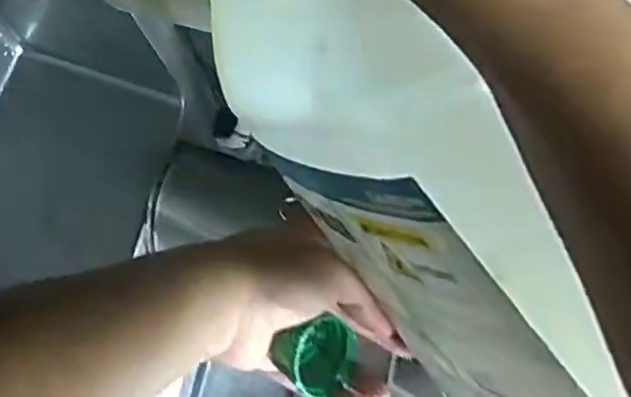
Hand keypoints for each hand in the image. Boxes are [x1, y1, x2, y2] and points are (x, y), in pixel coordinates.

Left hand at [205, 227, 407, 394]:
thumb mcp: (329, 269)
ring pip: (325, 343)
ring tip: (383, 390)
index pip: (340, 255)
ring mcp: (274, 313)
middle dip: (372, 329)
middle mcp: (285, 277)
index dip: (373, 278)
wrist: (220, 302)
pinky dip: (334, 390)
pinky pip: (306, 373)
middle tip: (408, 353)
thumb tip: (386, 326)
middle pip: (336, 303)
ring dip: (358, 370)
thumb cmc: (274, 274)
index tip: (410, 304)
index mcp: (296, 247)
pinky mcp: (264, 349)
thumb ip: (362, 293)